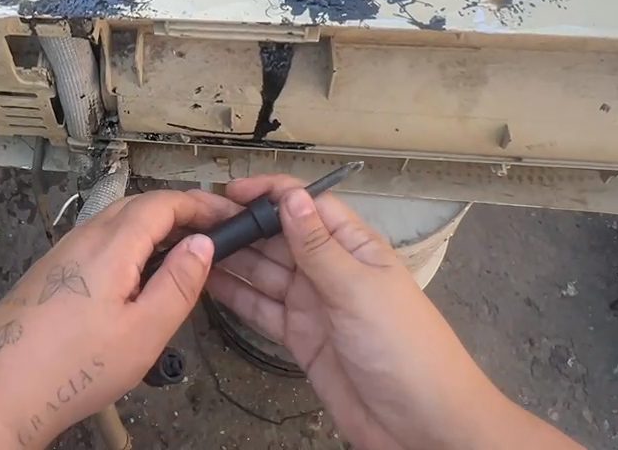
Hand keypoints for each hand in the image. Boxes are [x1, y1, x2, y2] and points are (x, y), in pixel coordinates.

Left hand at [0, 188, 239, 449]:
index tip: (229, 214)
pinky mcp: (52, 269)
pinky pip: (100, 239)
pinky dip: (130, 242)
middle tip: (211, 232)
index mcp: (113, 242)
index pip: (163, 202)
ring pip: (117, 221)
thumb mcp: (143, 333)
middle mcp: (86, 234)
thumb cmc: (76, 364)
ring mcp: (65, 249)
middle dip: (179, 211)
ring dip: (154, 225)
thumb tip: (203, 243)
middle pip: (139, 205)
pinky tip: (136, 275)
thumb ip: (178, 284)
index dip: (199, 203)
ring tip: (181, 253)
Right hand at [205, 176, 580, 449]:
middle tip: (194, 217)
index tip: (230, 191)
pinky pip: (261, 307)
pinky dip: (235, 294)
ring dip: (232, 256)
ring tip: (190, 244)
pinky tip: (206, 281)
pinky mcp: (299, 337)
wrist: (427, 432)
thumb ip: (318, 246)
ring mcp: (311, 302)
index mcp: (351, 245)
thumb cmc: (405, 349)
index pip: (305, 204)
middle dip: (241, 223)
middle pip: (277, 236)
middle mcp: (327, 267)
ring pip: (263, 269)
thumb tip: (290, 195)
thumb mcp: (359, 290)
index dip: (268, 193)